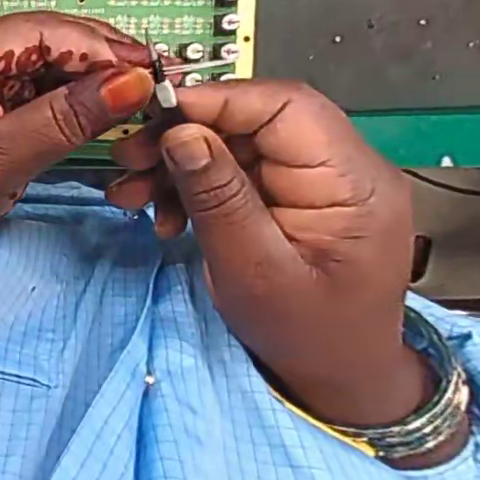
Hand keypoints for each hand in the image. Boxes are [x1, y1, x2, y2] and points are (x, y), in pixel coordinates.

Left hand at [0, 12, 155, 264]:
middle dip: (99, 57)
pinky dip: (78, 100)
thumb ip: (67, 118)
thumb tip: (131, 83)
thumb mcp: (3, 157)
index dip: (93, 44)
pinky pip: (46, 92)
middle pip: (48, 41)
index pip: (37, 30)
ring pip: (51, 66)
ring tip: (137, 94)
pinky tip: (106, 109)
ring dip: (93, 78)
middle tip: (150, 78)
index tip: (140, 69)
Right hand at [106, 81, 426, 429]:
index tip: (152, 116)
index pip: (284, 106)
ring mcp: (310, 182)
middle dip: (182, 134)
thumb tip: (180, 133)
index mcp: (351, 182)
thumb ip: (218, 197)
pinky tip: (163, 216)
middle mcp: (336, 169)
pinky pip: (229, 172)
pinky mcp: (285, 196)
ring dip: (175, 163)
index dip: (214, 100)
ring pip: (231, 143)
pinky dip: (187, 187)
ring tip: (132, 193)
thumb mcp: (252, 270)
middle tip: (128, 157)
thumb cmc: (305, 334)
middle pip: (250, 120)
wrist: (334, 380)